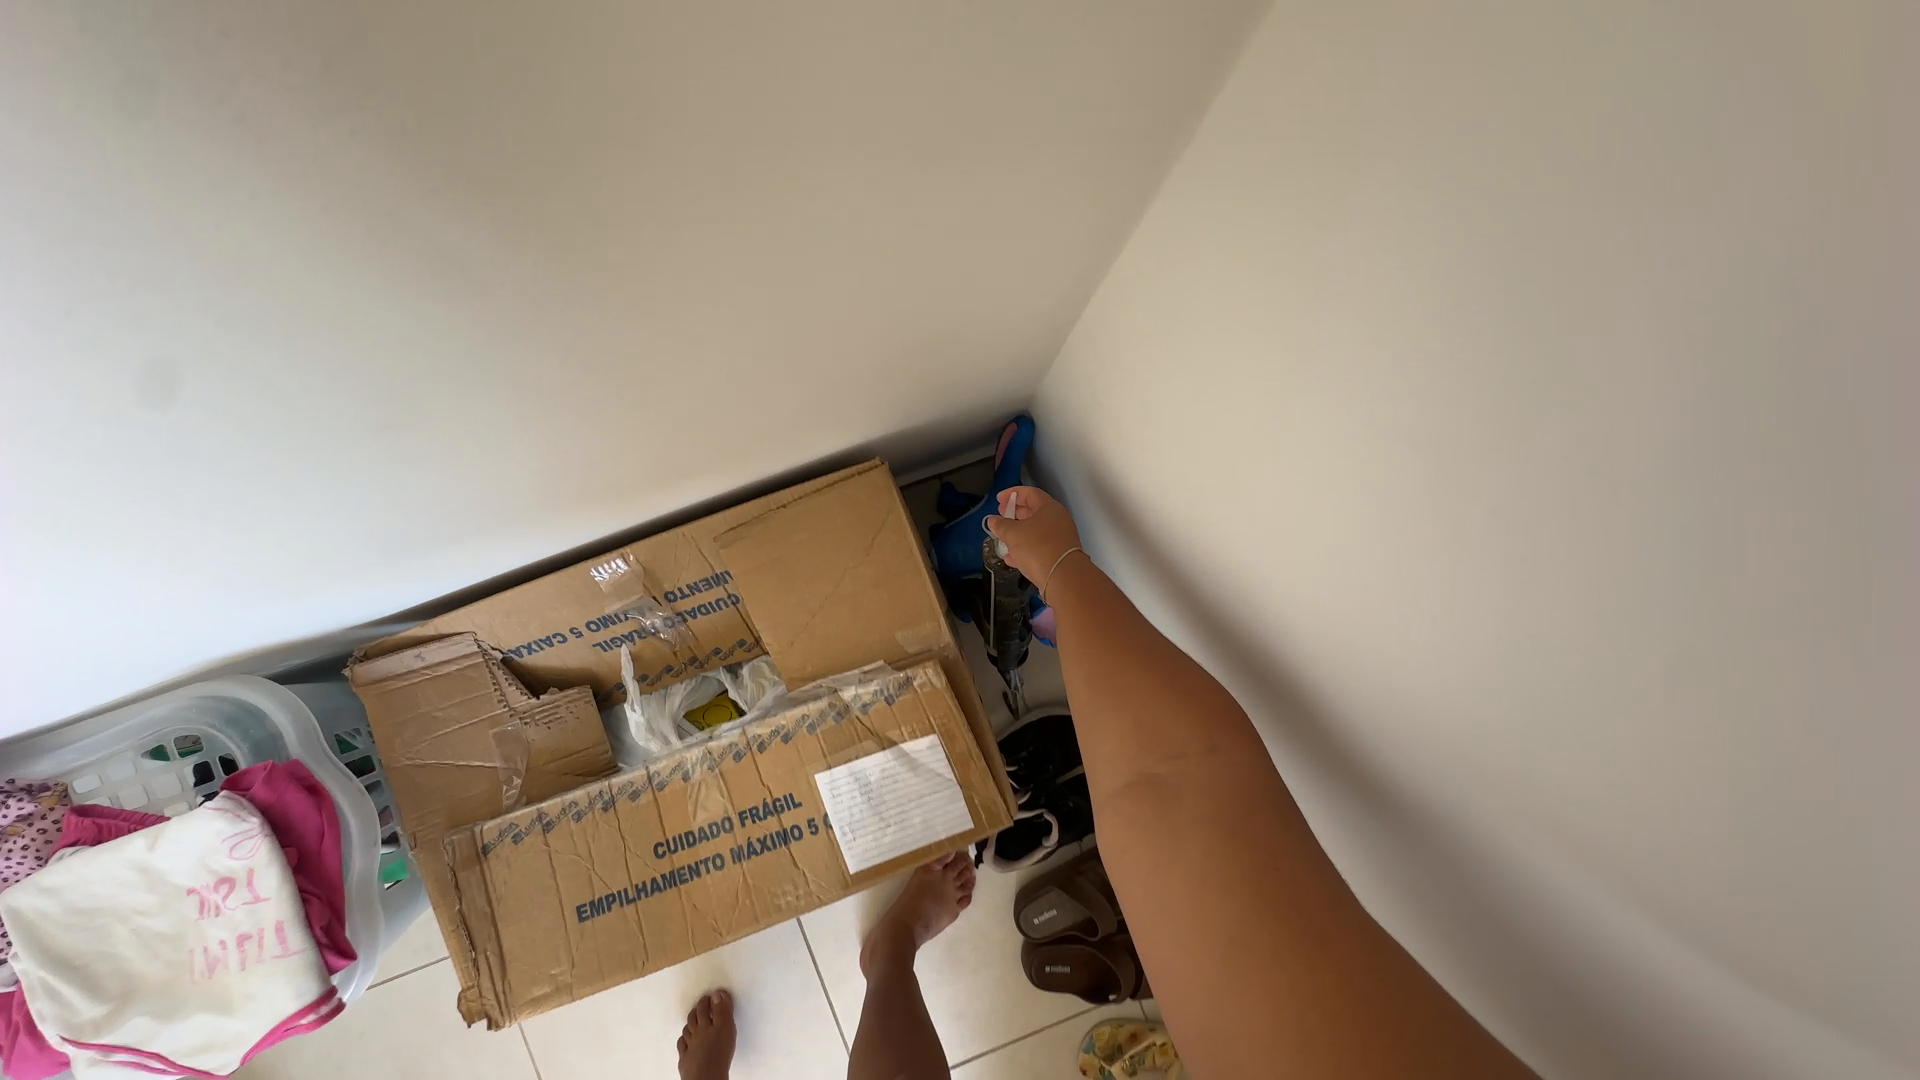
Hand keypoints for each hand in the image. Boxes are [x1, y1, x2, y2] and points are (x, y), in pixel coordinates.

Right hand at [984, 486, 1082, 589]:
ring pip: (1035, 531)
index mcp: (1048, 507)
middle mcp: (1057, 519)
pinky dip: (1025, 549)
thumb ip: (1001, 525)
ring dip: (1018, 533)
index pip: (1029, 493)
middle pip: (1033, 511)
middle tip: (1000, 516)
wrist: (1063, 577)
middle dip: (1014, 513)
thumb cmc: (1038, 548)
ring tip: (1002, 538)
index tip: (998, 499)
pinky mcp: (1059, 555)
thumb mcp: (1013, 534)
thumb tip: (992, 520)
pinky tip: (1011, 558)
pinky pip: (1039, 547)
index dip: (1012, 493)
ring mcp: (1060, 538)